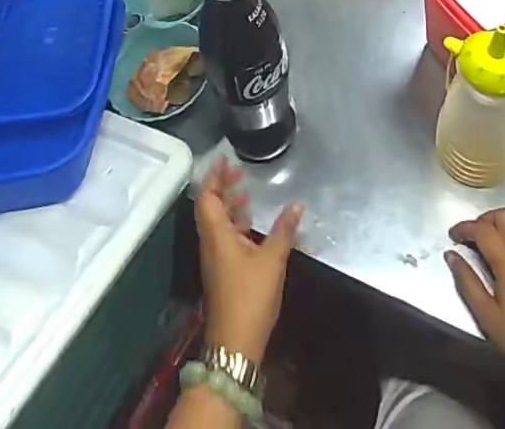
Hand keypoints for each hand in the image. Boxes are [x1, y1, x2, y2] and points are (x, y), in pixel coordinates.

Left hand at [195, 159, 303, 361]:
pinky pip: (225, 237)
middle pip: (210, 209)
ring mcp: (216, 259)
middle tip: (239, 171)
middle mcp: (211, 244)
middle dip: (222, 188)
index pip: (208, 198)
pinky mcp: (223, 272)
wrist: (235, 345)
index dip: (214, 177)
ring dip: (230, 206)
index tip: (224, 159)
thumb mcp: (272, 259)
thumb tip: (296, 205)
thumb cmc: (250, 297)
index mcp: (217, 236)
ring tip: (247, 192)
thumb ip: (284, 230)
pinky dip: (236, 224)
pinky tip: (253, 225)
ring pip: (218, 224)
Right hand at [446, 209, 504, 399]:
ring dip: (503, 221)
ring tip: (491, 238)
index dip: (464, 228)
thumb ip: (467, 282)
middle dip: (483, 220)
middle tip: (470, 236)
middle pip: (504, 215)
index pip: (482, 229)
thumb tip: (451, 255)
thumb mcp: (488, 316)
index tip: (452, 235)